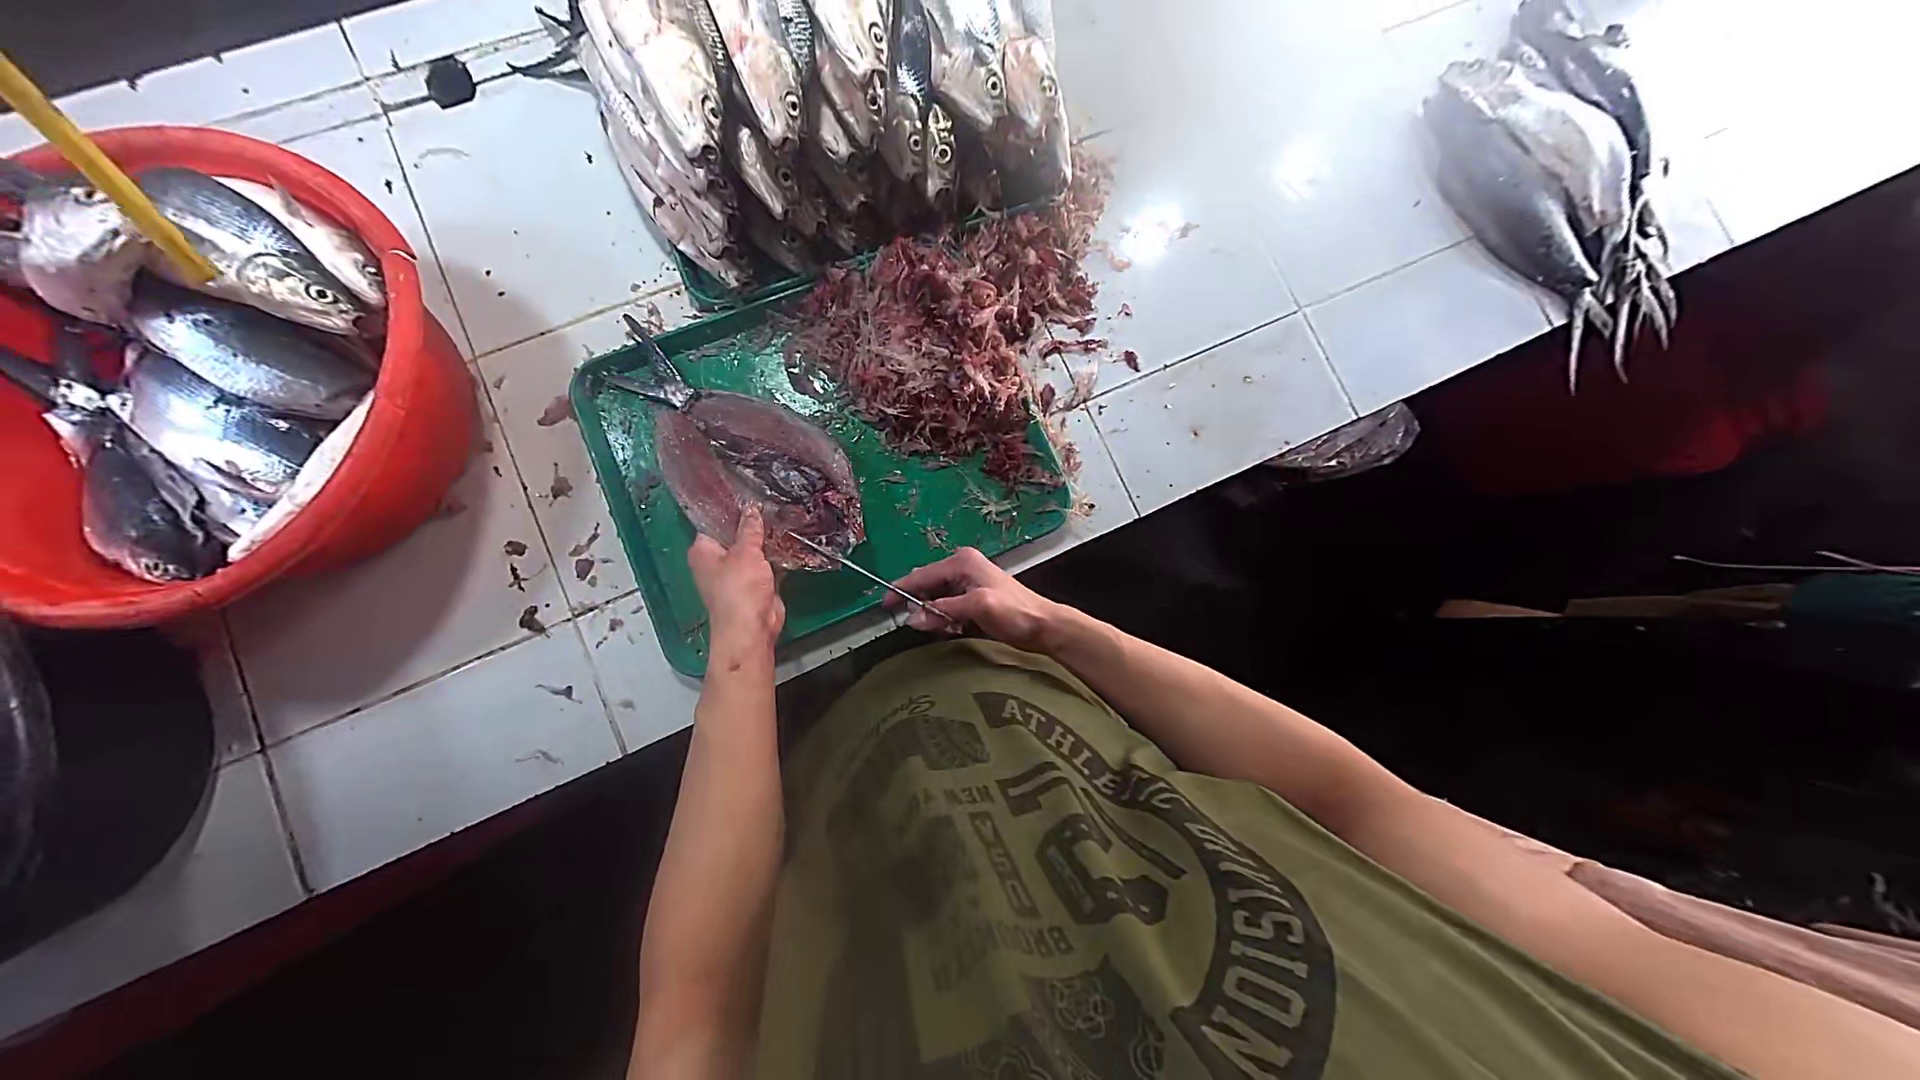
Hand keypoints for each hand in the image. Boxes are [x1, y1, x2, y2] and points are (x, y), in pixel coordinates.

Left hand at [688, 507, 784, 660]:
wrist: (752, 628)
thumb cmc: (739, 589)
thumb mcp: (745, 552)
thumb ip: (750, 528)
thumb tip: (752, 509)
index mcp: (703, 550)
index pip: (713, 521)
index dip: (729, 507)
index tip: (747, 493)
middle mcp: (716, 561)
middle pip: (734, 535)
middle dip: (751, 523)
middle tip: (770, 501)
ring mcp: (736, 573)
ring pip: (752, 550)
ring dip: (765, 540)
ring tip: (782, 515)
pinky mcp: (755, 584)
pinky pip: (765, 564)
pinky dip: (775, 556)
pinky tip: (788, 540)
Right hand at [888, 548, 1068, 652]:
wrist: (1043, 625)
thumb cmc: (1015, 612)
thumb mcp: (977, 607)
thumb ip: (943, 611)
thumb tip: (912, 618)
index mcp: (961, 562)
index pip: (921, 575)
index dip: (900, 590)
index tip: (883, 606)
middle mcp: (962, 567)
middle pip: (926, 586)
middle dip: (921, 606)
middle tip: (922, 626)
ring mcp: (967, 583)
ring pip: (935, 599)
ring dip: (934, 616)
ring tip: (945, 629)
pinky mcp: (972, 598)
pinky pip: (946, 608)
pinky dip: (944, 620)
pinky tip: (954, 629)